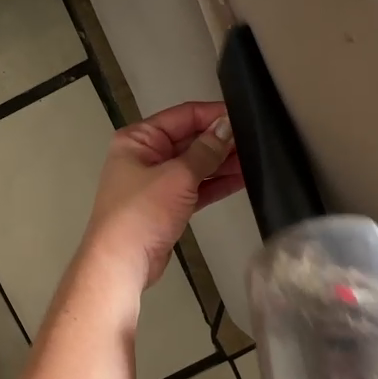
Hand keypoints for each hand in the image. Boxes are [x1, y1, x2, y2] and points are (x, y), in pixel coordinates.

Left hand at [82, 101, 241, 287]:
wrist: (121, 262)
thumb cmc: (140, 214)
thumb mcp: (177, 176)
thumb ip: (205, 151)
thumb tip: (226, 128)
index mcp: (138, 139)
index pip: (182, 116)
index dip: (213, 116)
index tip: (243, 117)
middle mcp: (145, 156)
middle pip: (190, 140)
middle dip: (221, 141)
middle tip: (255, 142)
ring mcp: (155, 182)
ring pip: (195, 165)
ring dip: (222, 163)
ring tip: (255, 160)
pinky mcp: (166, 206)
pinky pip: (196, 187)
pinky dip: (216, 184)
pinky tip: (242, 179)